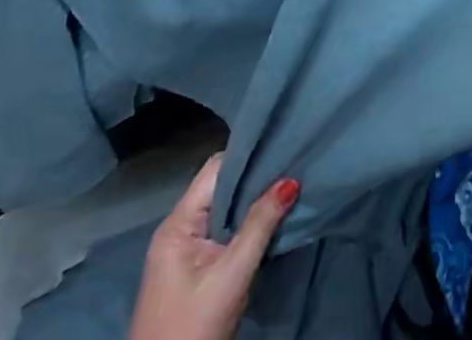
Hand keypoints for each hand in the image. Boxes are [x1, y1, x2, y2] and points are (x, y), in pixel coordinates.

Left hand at [129, 155, 298, 339]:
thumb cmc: (194, 326)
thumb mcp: (233, 273)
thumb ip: (261, 224)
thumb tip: (291, 180)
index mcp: (178, 224)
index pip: (215, 170)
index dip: (248, 157)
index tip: (283, 149)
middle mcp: (178, 229)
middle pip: (221, 187)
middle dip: (256, 178)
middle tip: (294, 167)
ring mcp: (185, 250)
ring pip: (225, 209)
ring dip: (253, 201)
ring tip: (289, 188)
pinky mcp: (195, 267)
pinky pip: (225, 230)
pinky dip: (247, 222)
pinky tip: (272, 219)